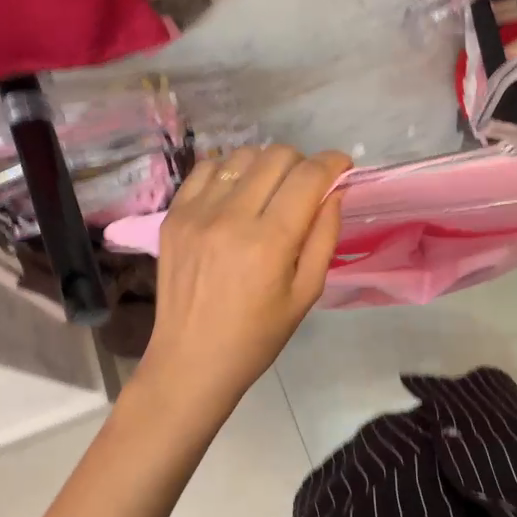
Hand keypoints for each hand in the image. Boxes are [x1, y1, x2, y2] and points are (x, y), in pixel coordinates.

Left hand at [140, 145, 351, 407]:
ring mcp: (197, 213)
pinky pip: (207, 168)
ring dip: (267, 165)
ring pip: (243, 156)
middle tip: (307, 187)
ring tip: (271, 191)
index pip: (309, 176)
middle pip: (277, 156)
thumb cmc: (257, 336)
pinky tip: (238, 194)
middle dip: (303, 163)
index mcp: (269, 242)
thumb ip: (324, 236)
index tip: (342, 167)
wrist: (191, 361)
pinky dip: (230, 171)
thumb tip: (336, 191)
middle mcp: (231, 217)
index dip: (333, 163)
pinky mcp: (174, 215)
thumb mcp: (307, 293)